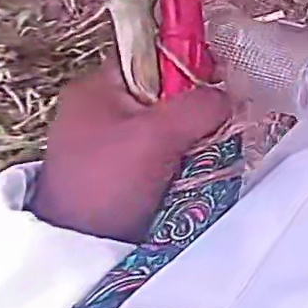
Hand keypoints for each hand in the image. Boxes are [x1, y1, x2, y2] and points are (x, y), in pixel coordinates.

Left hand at [31, 61, 231, 241]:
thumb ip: (199, 105)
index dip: (189, 62)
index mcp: (98, 87)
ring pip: (172, 123)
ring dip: (193, 138)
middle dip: (196, 109)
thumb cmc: (106, 184)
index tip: (216, 84)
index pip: (154, 54)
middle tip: (210, 128)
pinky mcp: (124, 170)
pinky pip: (167, 150)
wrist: (78, 254)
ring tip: (200, 157)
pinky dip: (184, 159)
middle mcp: (103, 108)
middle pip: (169, 90)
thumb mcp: (156, 135)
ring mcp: (111, 141)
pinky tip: (188, 174)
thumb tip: (229, 95)